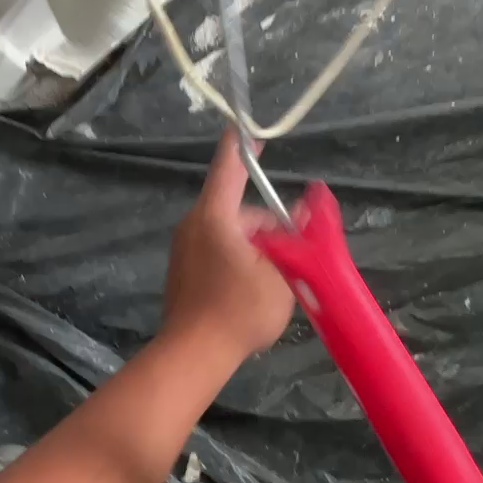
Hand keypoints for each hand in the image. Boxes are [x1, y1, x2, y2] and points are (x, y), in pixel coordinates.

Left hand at [161, 132, 294, 355]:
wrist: (193, 352)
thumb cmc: (239, 309)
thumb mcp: (280, 274)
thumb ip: (292, 239)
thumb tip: (301, 212)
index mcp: (214, 216)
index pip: (229, 170)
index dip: (241, 148)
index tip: (249, 130)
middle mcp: (193, 224)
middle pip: (236, 210)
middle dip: (266, 227)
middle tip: (292, 256)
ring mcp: (183, 248)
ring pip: (228, 233)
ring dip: (254, 247)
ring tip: (274, 281)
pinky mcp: (181, 269)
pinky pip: (214, 251)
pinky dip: (236, 259)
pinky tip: (250, 290)